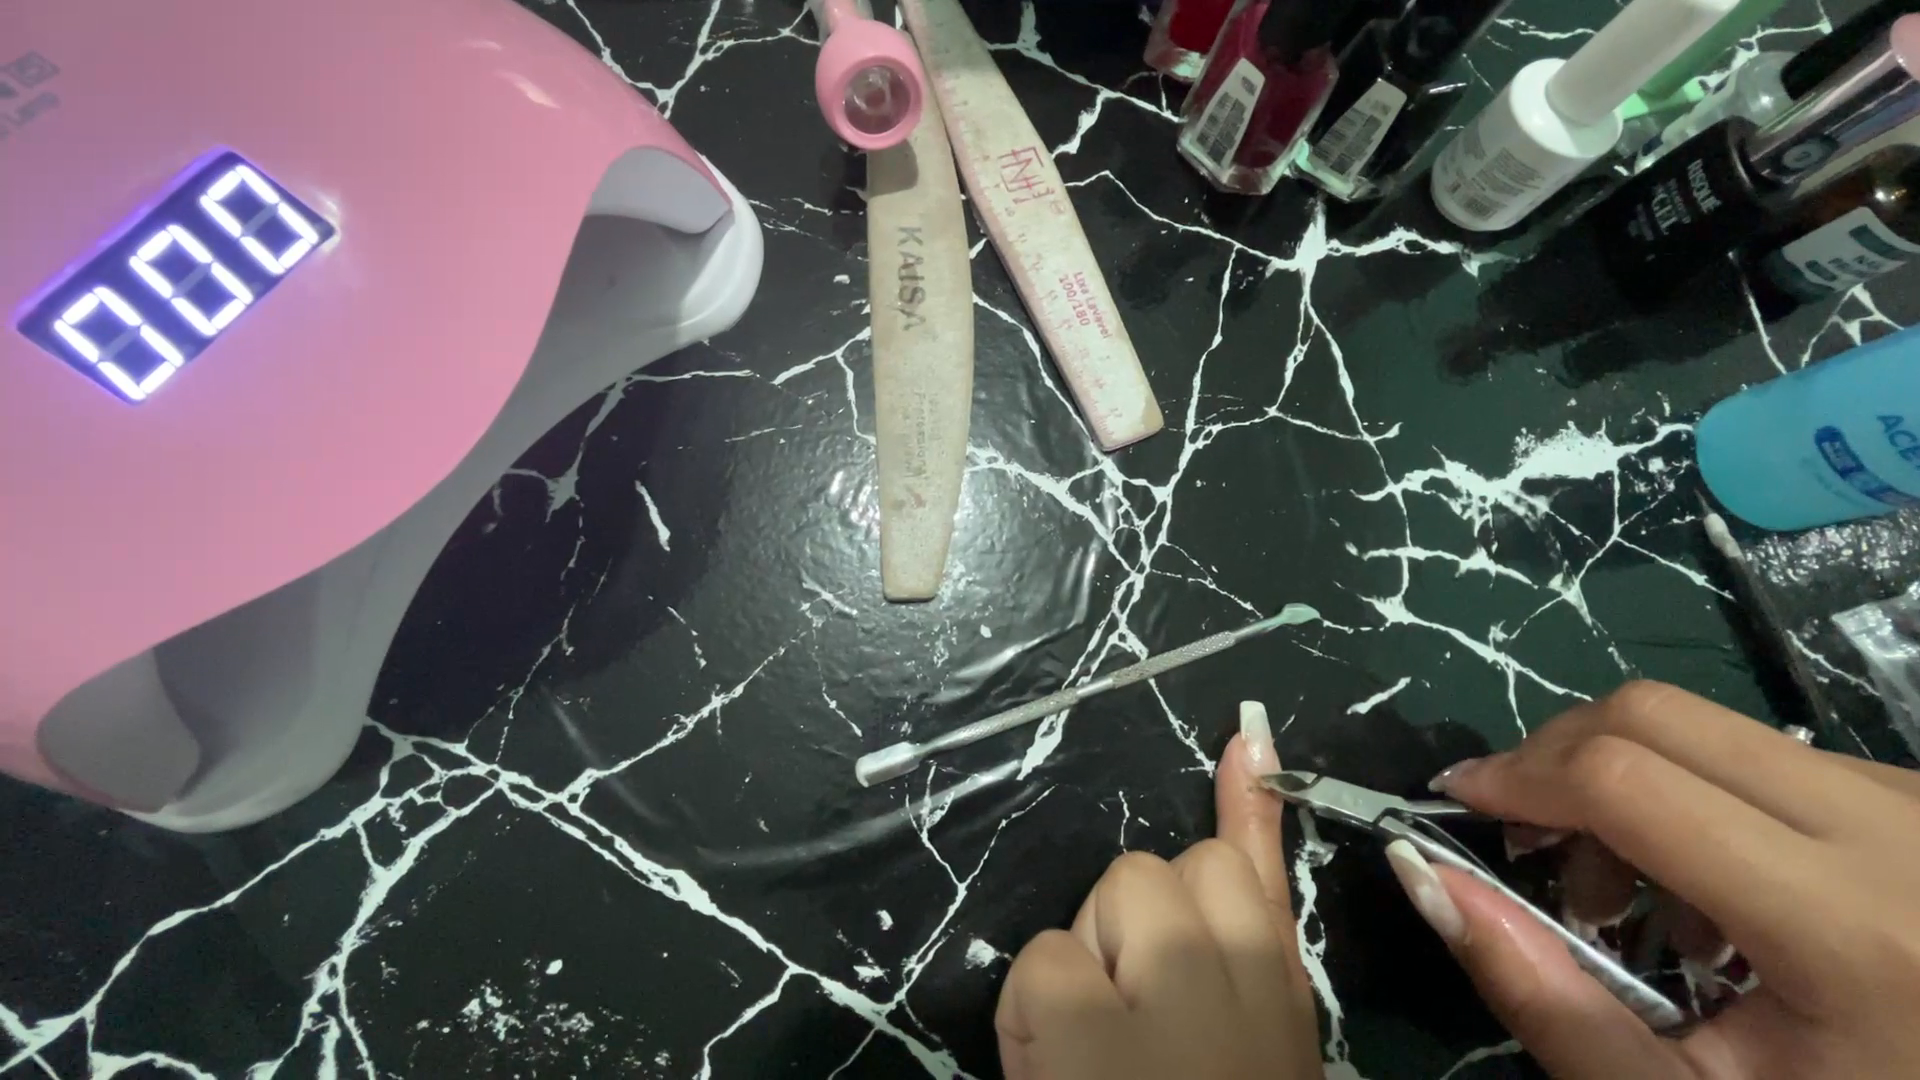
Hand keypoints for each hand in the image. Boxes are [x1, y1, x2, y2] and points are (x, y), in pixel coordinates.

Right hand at [996, 702, 1325, 1079]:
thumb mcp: (1048, 1079)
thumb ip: (1039, 1013)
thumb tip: (1067, 961)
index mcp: (1106, 1046)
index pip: (1046, 960)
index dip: (1047, 1015)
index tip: (1075, 1064)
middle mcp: (1192, 987)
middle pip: (1121, 889)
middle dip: (1110, 942)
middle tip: (1131, 1022)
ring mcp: (1256, 969)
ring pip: (1185, 865)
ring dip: (1170, 907)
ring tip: (1176, 967)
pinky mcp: (1289, 969)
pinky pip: (1264, 862)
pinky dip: (1251, 800)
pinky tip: (1246, 738)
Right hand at [1394, 680, 1919, 1077]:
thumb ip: (1539, 992)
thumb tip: (1418, 871)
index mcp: (1854, 931)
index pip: (1626, 783)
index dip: (1518, 777)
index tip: (1461, 803)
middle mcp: (1901, 834)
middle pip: (1654, 716)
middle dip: (1551, 755)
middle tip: (1524, 830)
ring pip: (1701, 725)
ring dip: (1616, 775)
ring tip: (1620, 882)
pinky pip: (1756, 747)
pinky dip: (1685, 788)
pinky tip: (1704, 881)